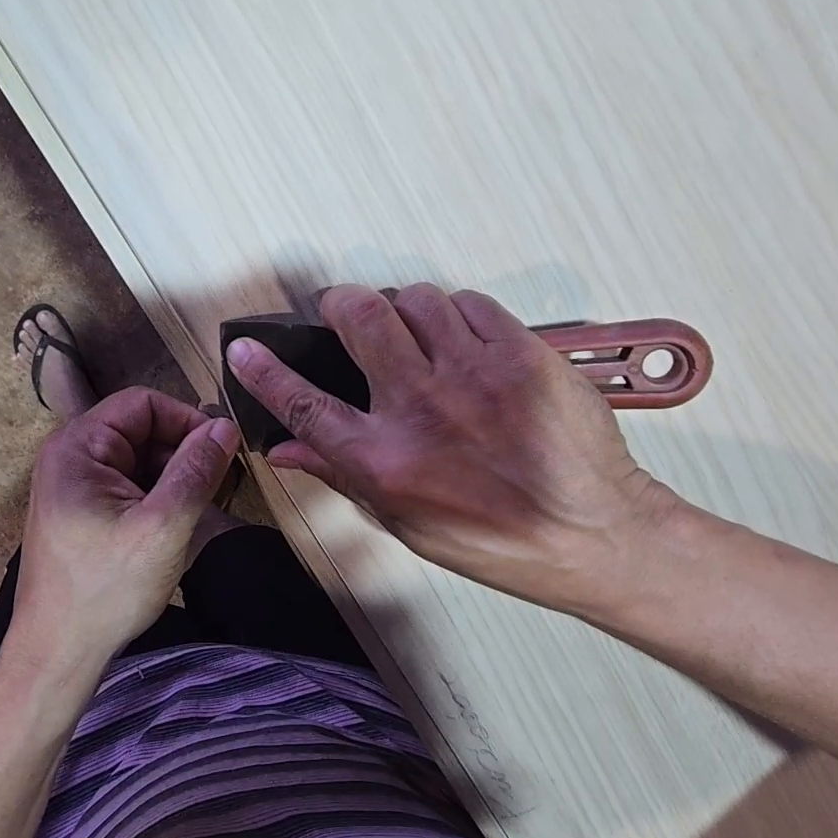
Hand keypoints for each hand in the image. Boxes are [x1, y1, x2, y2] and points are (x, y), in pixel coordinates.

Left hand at [7, 387, 241, 668]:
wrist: (57, 653)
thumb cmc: (105, 590)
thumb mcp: (163, 527)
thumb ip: (196, 471)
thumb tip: (225, 426)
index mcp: (78, 446)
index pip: (143, 403)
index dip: (187, 420)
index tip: (223, 452)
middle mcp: (70, 456)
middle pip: (140, 429)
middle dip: (182, 453)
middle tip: (218, 488)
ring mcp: (73, 484)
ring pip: (139, 460)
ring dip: (173, 479)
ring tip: (197, 513)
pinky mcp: (81, 511)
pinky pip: (128, 486)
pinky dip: (157, 498)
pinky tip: (175, 528)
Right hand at [224, 283, 682, 614]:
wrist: (593, 533)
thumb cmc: (492, 538)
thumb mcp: (403, 521)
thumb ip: (341, 474)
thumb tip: (285, 450)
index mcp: (385, 460)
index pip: (304, 404)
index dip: (264, 372)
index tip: (244, 349)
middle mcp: (422, 408)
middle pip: (358, 317)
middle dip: (339, 304)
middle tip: (341, 313)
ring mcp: (475, 374)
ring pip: (414, 299)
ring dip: (401, 308)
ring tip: (411, 332)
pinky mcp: (522, 353)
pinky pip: (469, 303)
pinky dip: (454, 313)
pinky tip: (460, 340)